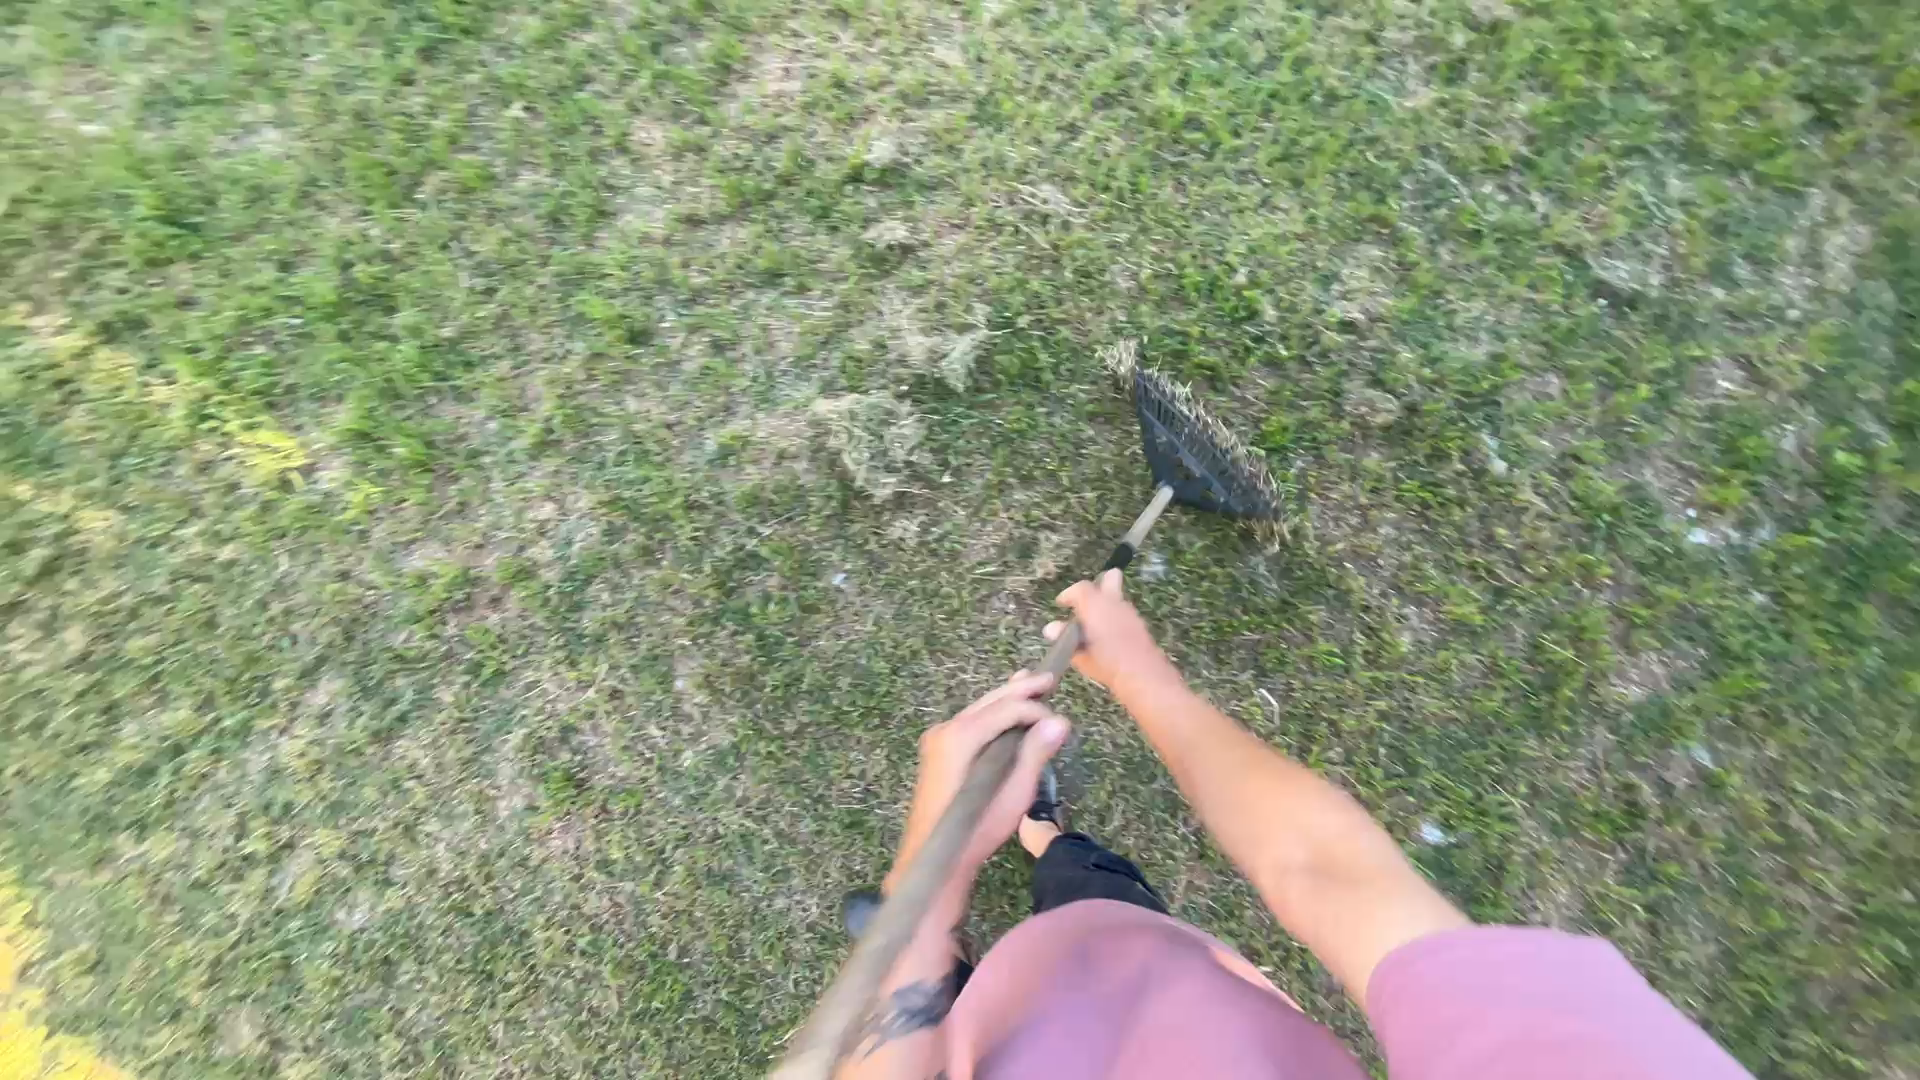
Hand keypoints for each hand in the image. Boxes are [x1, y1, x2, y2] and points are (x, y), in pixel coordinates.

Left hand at [886, 672, 1070, 912]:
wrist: (936, 858)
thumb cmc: (977, 828)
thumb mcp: (1014, 793)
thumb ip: (1035, 753)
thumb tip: (1060, 721)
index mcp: (960, 735)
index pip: (1006, 708)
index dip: (1035, 709)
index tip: (1060, 722)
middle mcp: (945, 729)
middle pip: (989, 701)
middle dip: (1019, 689)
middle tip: (1048, 678)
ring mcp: (938, 739)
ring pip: (978, 710)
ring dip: (1005, 700)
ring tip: (1029, 685)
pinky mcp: (938, 752)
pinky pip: (969, 723)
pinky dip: (991, 716)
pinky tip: (1004, 713)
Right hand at [1044, 569, 1178, 692]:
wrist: (1141, 673)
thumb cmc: (1104, 662)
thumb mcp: (1078, 652)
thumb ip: (1064, 637)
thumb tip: (1050, 629)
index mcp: (1094, 604)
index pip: (1080, 588)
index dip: (1069, 594)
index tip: (1061, 603)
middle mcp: (1113, 602)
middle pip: (1110, 578)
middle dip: (1099, 584)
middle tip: (1087, 600)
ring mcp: (1130, 612)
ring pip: (1117, 598)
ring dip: (1106, 604)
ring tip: (1095, 622)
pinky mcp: (1140, 624)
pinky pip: (1124, 613)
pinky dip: (1115, 617)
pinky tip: (1109, 635)